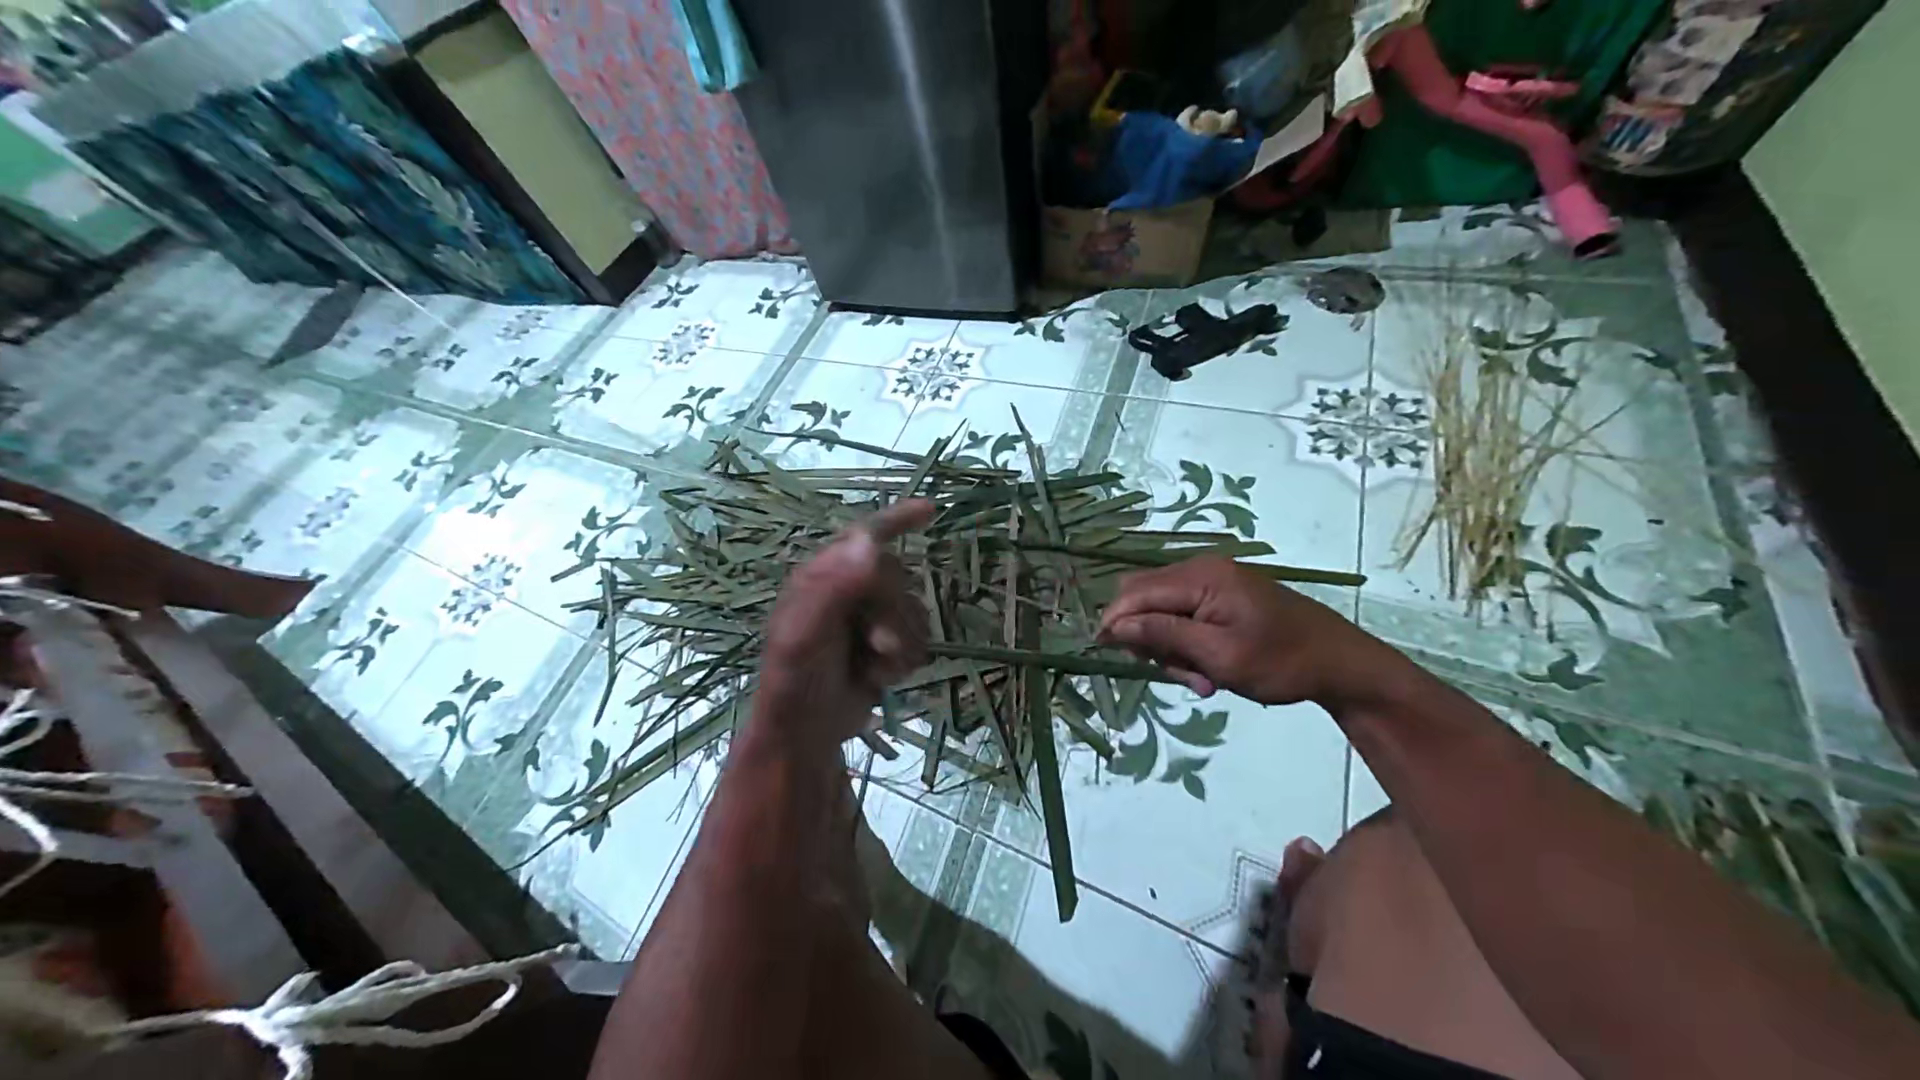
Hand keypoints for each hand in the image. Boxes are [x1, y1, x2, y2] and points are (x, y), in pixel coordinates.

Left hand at [749, 499, 933, 753]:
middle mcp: (850, 590)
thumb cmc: (795, 681)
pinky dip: (906, 660)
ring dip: (901, 643)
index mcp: (824, 576)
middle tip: (874, 643)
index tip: (931, 510)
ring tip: (872, 666)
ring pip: (914, 610)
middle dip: (894, 613)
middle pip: (899, 577)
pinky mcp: (887, 646)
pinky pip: (920, 638)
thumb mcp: (804, 634)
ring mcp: (870, 618)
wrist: (807, 734)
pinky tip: (881, 676)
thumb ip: (835, 586)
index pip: (865, 537)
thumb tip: (869, 541)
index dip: (898, 520)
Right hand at [1095, 556, 1407, 711]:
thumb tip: (1113, 625)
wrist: (1342, 664)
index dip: (1115, 622)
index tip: (1106, 654)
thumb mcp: (1220, 655)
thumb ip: (1164, 636)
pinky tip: (1208, 670)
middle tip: (1174, 673)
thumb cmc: (1283, 662)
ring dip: (1170, 647)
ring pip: (1162, 610)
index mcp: (1201, 577)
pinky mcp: (1223, 596)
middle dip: (1147, 637)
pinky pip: (1184, 615)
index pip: (1136, 593)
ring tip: (1202, 680)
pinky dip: (1187, 643)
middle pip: (1144, 598)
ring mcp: (1214, 582)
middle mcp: (1202, 570)